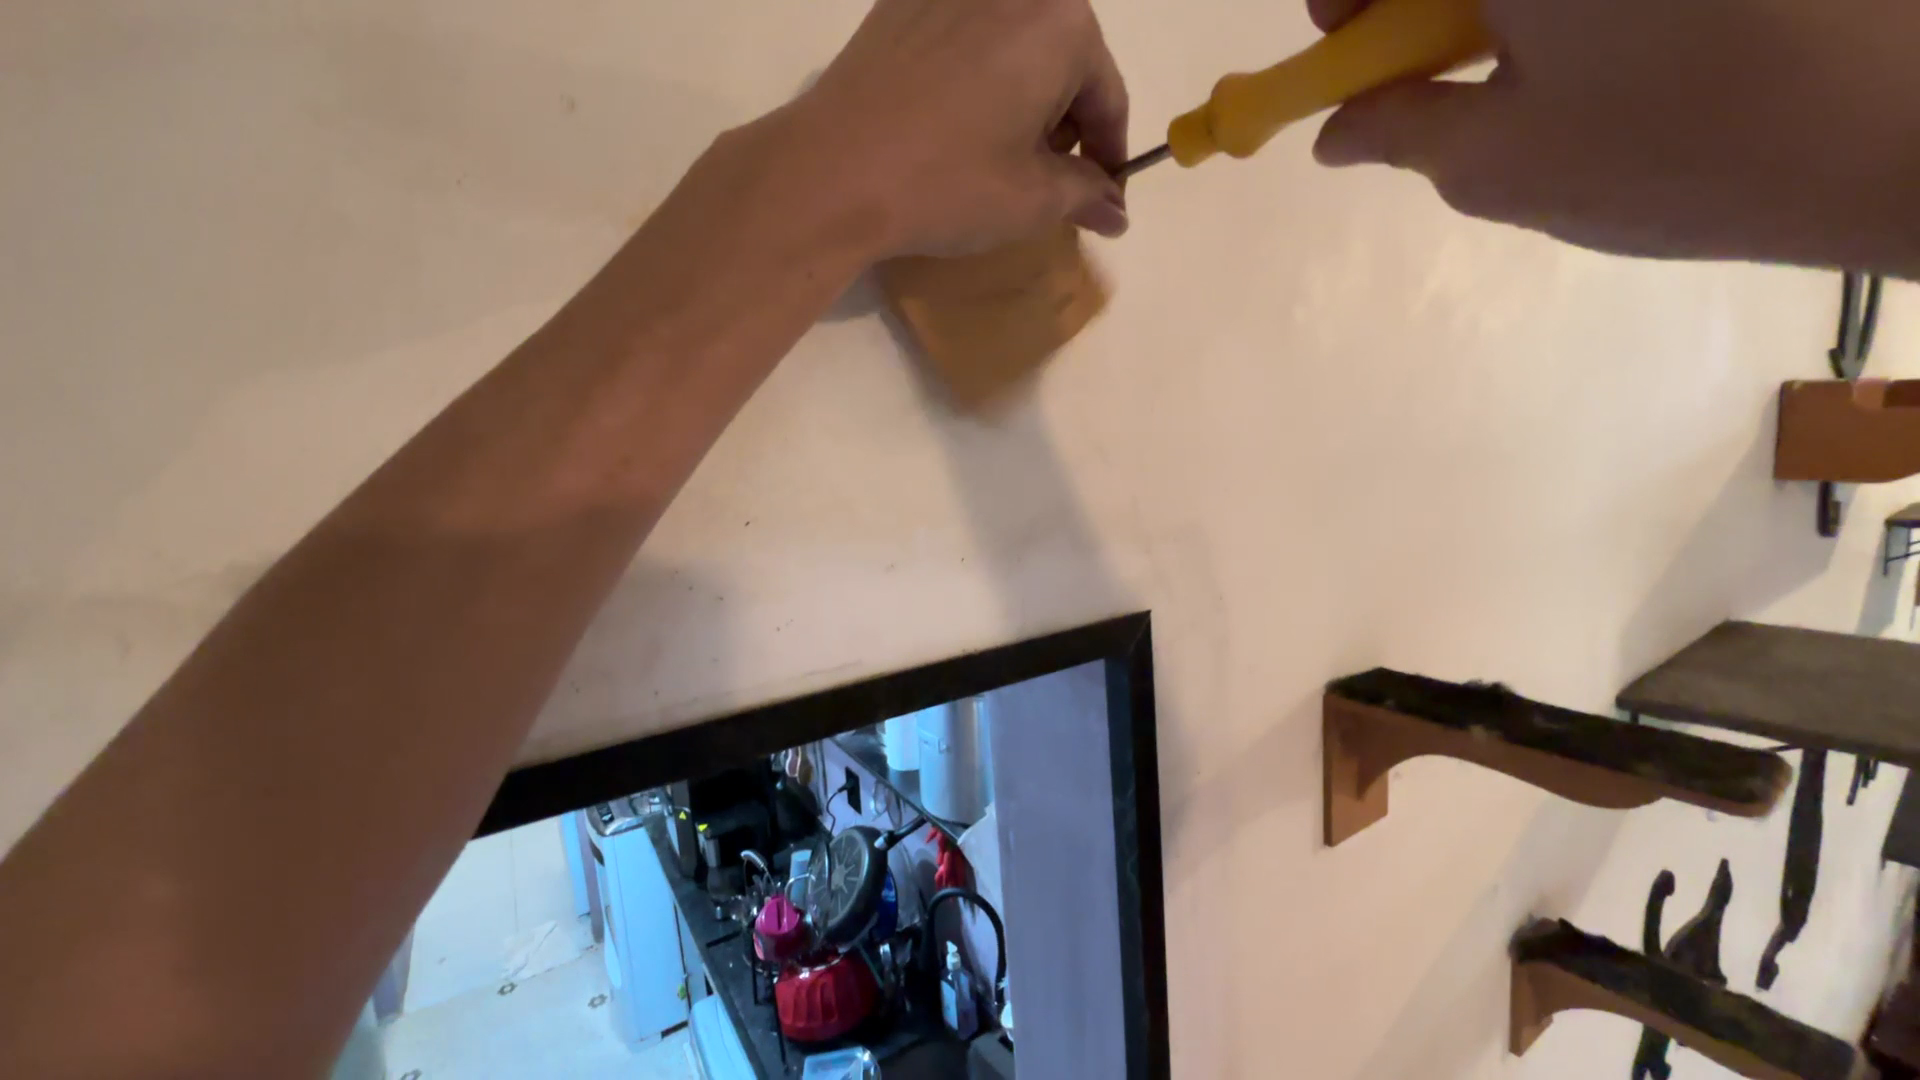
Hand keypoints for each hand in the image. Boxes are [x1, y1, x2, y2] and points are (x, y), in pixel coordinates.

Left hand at [758, 0, 1130, 258]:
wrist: (832, 172)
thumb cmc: (947, 185)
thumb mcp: (1031, 201)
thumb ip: (1086, 194)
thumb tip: (1117, 210)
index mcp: (1062, 23)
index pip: (1108, 97)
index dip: (1110, 157)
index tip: (1102, 199)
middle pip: (1064, 64)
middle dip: (1064, 126)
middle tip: (1044, 182)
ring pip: (1015, 49)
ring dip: (1022, 102)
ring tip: (996, 159)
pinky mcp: (904, 4)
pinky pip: (966, 42)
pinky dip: (977, 82)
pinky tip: (954, 129)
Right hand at [1310, 0, 1919, 273]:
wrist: (1917, 130)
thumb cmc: (1673, 152)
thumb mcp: (1497, 164)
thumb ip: (1396, 132)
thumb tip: (1337, 132)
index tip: (1339, 36)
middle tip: (1417, 57)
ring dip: (1491, 8)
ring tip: (1512, 61)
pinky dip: (1560, 11)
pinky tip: (1596, 42)